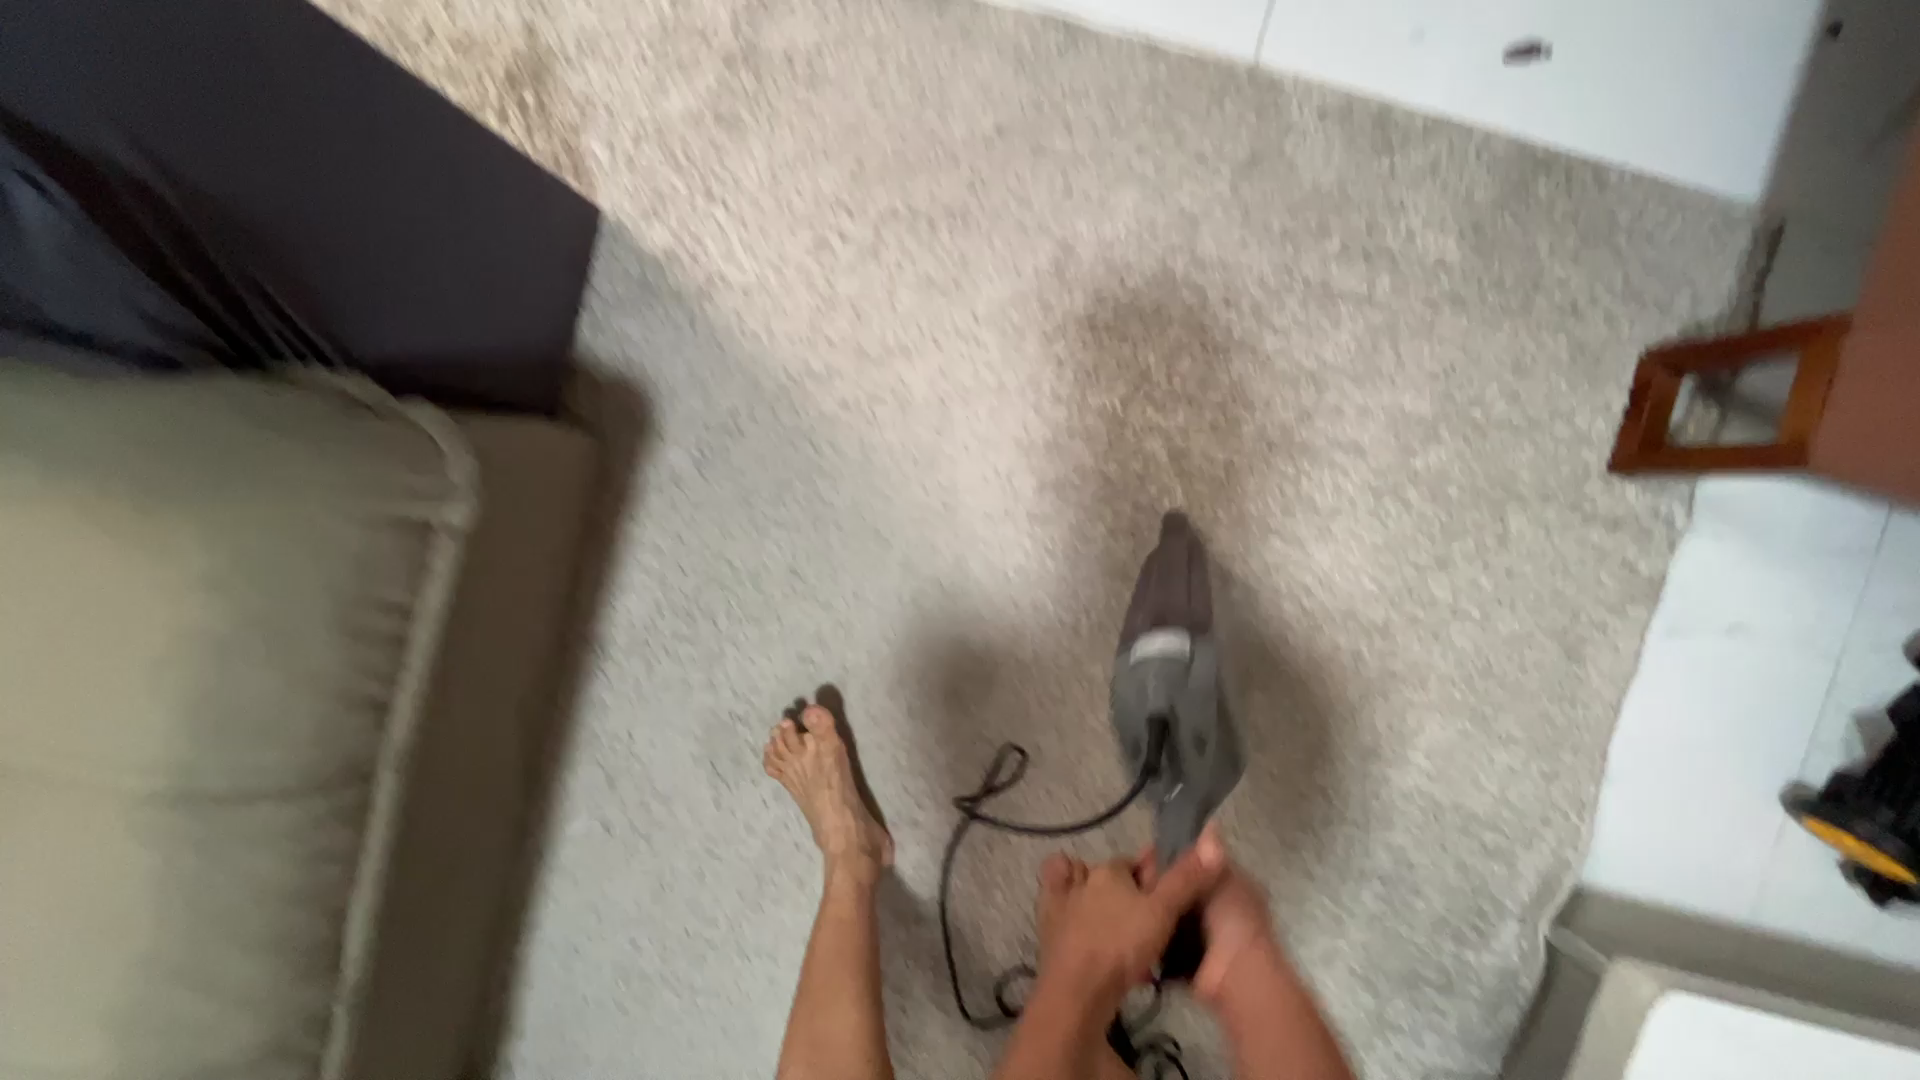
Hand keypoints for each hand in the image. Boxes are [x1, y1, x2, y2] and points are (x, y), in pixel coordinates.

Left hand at [1032, 834, 1225, 1009]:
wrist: (1078, 987)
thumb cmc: (1122, 945)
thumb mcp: (1162, 912)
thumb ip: (1185, 879)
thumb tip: (1211, 840)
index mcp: (1109, 870)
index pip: (1133, 862)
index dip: (1151, 877)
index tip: (1165, 897)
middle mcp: (1082, 878)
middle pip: (1108, 877)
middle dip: (1125, 892)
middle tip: (1144, 921)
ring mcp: (1060, 901)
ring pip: (1080, 888)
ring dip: (1095, 900)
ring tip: (1116, 928)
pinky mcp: (1047, 926)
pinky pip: (1060, 907)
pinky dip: (1070, 909)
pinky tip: (1085, 929)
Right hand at [1137, 826, 1279, 1005]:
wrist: (1237, 977)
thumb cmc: (1236, 922)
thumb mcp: (1226, 880)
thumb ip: (1211, 855)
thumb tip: (1208, 823)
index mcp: (1226, 886)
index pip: (1194, 863)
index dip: (1174, 855)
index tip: (1148, 852)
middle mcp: (1211, 907)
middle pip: (1177, 885)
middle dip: (1158, 880)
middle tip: (1132, 876)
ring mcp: (1195, 933)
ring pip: (1166, 909)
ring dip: (1151, 905)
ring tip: (1125, 895)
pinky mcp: (1180, 956)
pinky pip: (1160, 935)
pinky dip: (1148, 928)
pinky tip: (1130, 917)